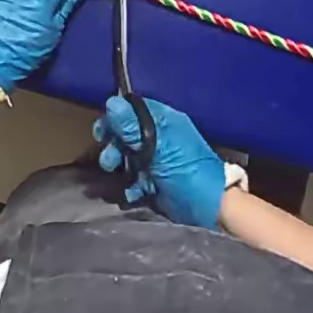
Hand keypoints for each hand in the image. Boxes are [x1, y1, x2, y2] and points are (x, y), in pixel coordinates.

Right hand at [95, 96, 227, 227]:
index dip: (116, 118)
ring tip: (117, 176)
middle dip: (113, 146)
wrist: (210, 209)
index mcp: (164, 123)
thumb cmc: (188, 172)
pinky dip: (128, 186)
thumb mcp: (161, 148)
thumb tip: (111, 103)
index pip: (134, 110)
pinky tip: (130, 193)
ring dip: (117, 166)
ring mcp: (156, 161)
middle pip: (125, 134)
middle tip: (109, 160)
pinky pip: (132, 180)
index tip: (102, 132)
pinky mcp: (153, 182)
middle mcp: (159, 139)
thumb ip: (134, 128)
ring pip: (126, 157)